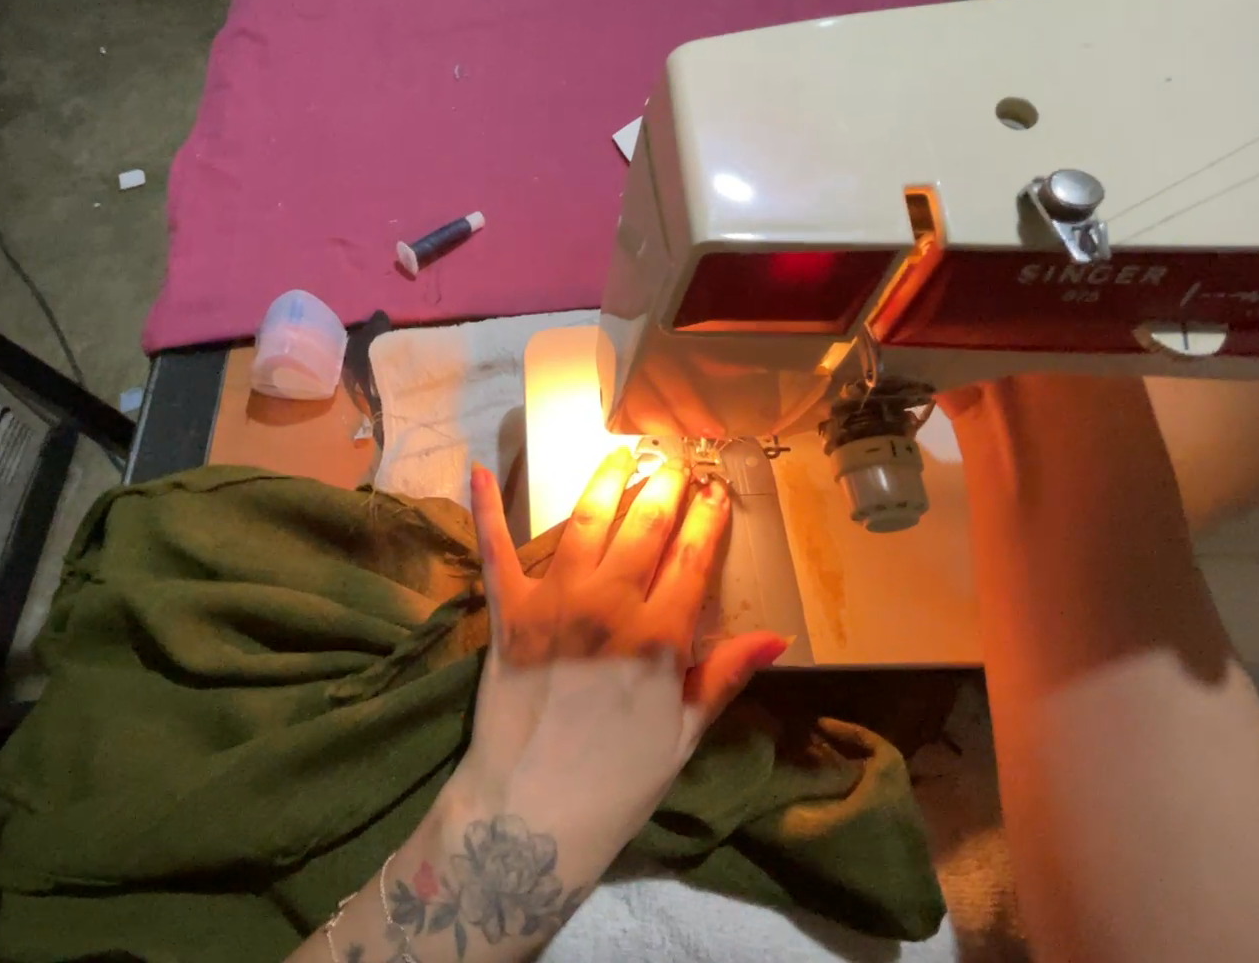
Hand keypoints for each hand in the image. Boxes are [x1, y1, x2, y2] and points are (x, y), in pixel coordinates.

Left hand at [289, 450, 788, 962]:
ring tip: (621, 452)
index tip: (717, 489)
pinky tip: (479, 469)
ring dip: (606, 481)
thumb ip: (725, 676)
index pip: (694, 558)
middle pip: (646, 527)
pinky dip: (487, 507)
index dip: (709, 519)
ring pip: (587, 522)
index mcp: (660, 637)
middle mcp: (610, 605)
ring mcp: (554, 602)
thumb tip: (779, 636)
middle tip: (674, 460)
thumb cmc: (618, 780)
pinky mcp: (507, 610)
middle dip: (665, 487)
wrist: (532, 807)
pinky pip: (495, 549)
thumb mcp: (685, 734)